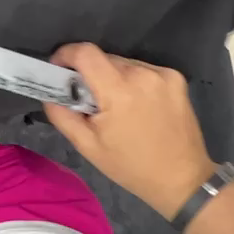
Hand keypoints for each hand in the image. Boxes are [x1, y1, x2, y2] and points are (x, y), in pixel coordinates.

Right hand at [42, 43, 216, 216]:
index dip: (66, 54)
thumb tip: (49, 91)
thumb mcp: (88, 147)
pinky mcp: (175, 77)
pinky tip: (138, 104)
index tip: (59, 69)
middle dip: (91, 73)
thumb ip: (62, 114)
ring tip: (117, 105)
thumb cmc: (131, 167)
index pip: (85, 52)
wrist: (183, 181)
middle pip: (103, 58)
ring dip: (112, 76)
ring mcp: (161, 75)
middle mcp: (141, 75)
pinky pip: (141, 68)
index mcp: (118, 92)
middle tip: (89, 99)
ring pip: (122, 63)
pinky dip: (133, 80)